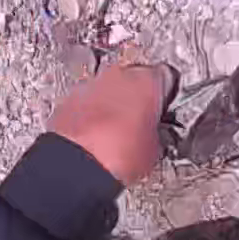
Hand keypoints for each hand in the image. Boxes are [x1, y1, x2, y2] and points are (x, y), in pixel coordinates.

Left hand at [48, 60, 172, 184]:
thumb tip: (155, 137)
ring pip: (109, 89)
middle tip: (143, 122)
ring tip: (119, 134)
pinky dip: (93, 114)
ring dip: (114, 105)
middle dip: (138, 98)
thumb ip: (158, 132)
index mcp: (148, 79)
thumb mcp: (155, 149)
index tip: (167, 108)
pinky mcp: (70, 99)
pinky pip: (88, 102)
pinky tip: (98, 137)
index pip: (167, 76)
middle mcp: (119, 74)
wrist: (78, 165)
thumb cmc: (118, 153)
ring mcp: (91, 84)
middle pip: (135, 78)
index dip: (169, 95)